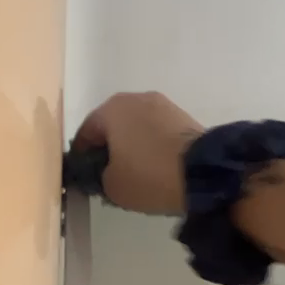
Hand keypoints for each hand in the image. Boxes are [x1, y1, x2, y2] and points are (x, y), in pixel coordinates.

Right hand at [72, 92, 203, 214]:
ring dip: (129, 146)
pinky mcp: (181, 115)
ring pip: (134, 127)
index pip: (85, 132)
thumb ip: (98, 176)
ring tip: (133, 172)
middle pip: (111, 126)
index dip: (81, 156)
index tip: (85, 176)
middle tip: (108, 175)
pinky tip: (153, 165)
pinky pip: (155, 131)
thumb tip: (104, 171)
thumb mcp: (111, 186)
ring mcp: (161, 104)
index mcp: (110, 109)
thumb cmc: (148, 175)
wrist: (203, 172)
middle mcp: (134, 98)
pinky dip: (149, 145)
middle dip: (107, 149)